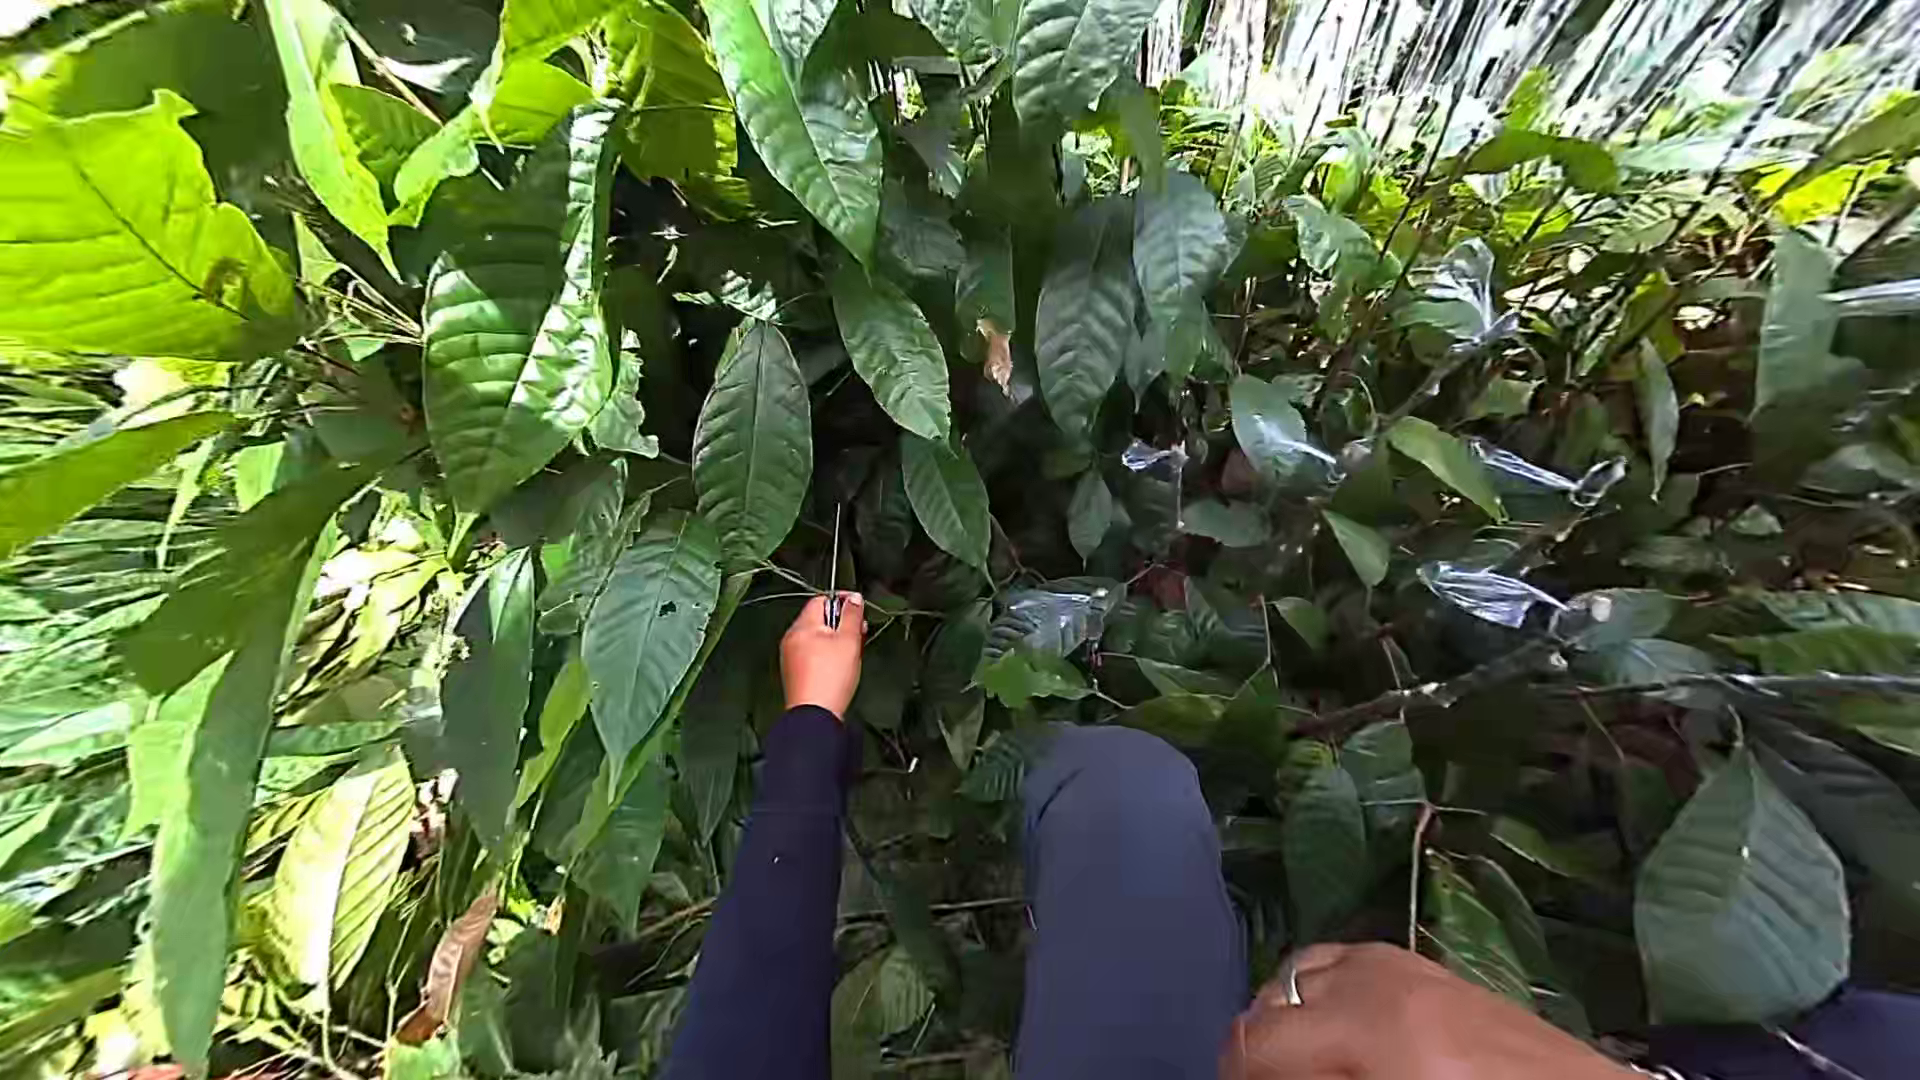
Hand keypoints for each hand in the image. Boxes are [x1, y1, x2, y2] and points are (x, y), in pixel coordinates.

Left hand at [781, 592, 864, 718]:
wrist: (816, 715)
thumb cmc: (830, 679)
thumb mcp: (849, 640)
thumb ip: (852, 615)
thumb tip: (853, 598)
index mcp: (802, 626)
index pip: (821, 600)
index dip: (842, 601)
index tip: (857, 608)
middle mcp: (792, 638)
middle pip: (818, 618)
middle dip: (841, 622)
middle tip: (858, 633)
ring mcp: (791, 656)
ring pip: (816, 636)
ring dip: (836, 639)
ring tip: (851, 652)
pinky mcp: (795, 671)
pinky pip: (812, 653)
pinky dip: (827, 653)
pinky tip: (839, 666)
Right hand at [1221, 943, 1637, 1079]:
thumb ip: (1322, 1078)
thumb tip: (1268, 1071)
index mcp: (1373, 1038)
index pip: (1257, 1044)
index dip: (1237, 1075)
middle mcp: (1368, 982)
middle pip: (1267, 1007)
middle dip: (1263, 1056)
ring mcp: (1388, 961)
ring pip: (1291, 976)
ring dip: (1287, 1023)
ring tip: (1311, 1065)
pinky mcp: (1408, 957)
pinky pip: (1329, 960)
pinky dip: (1317, 995)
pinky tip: (1341, 1032)